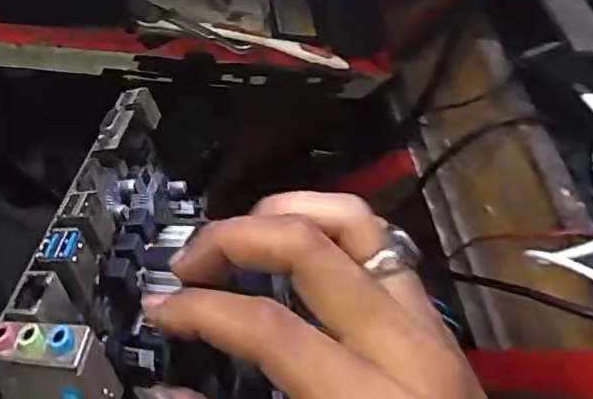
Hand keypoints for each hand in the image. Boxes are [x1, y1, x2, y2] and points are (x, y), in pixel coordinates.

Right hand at [139, 192, 482, 398]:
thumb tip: (164, 390)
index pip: (272, 328)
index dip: (203, 312)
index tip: (160, 308)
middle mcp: (408, 349)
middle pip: (307, 248)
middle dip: (232, 239)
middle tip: (189, 261)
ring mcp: (427, 323)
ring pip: (350, 219)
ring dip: (283, 211)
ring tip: (239, 232)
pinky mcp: (431, 316)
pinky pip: (375, 236)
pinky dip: (324, 220)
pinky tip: (292, 237)